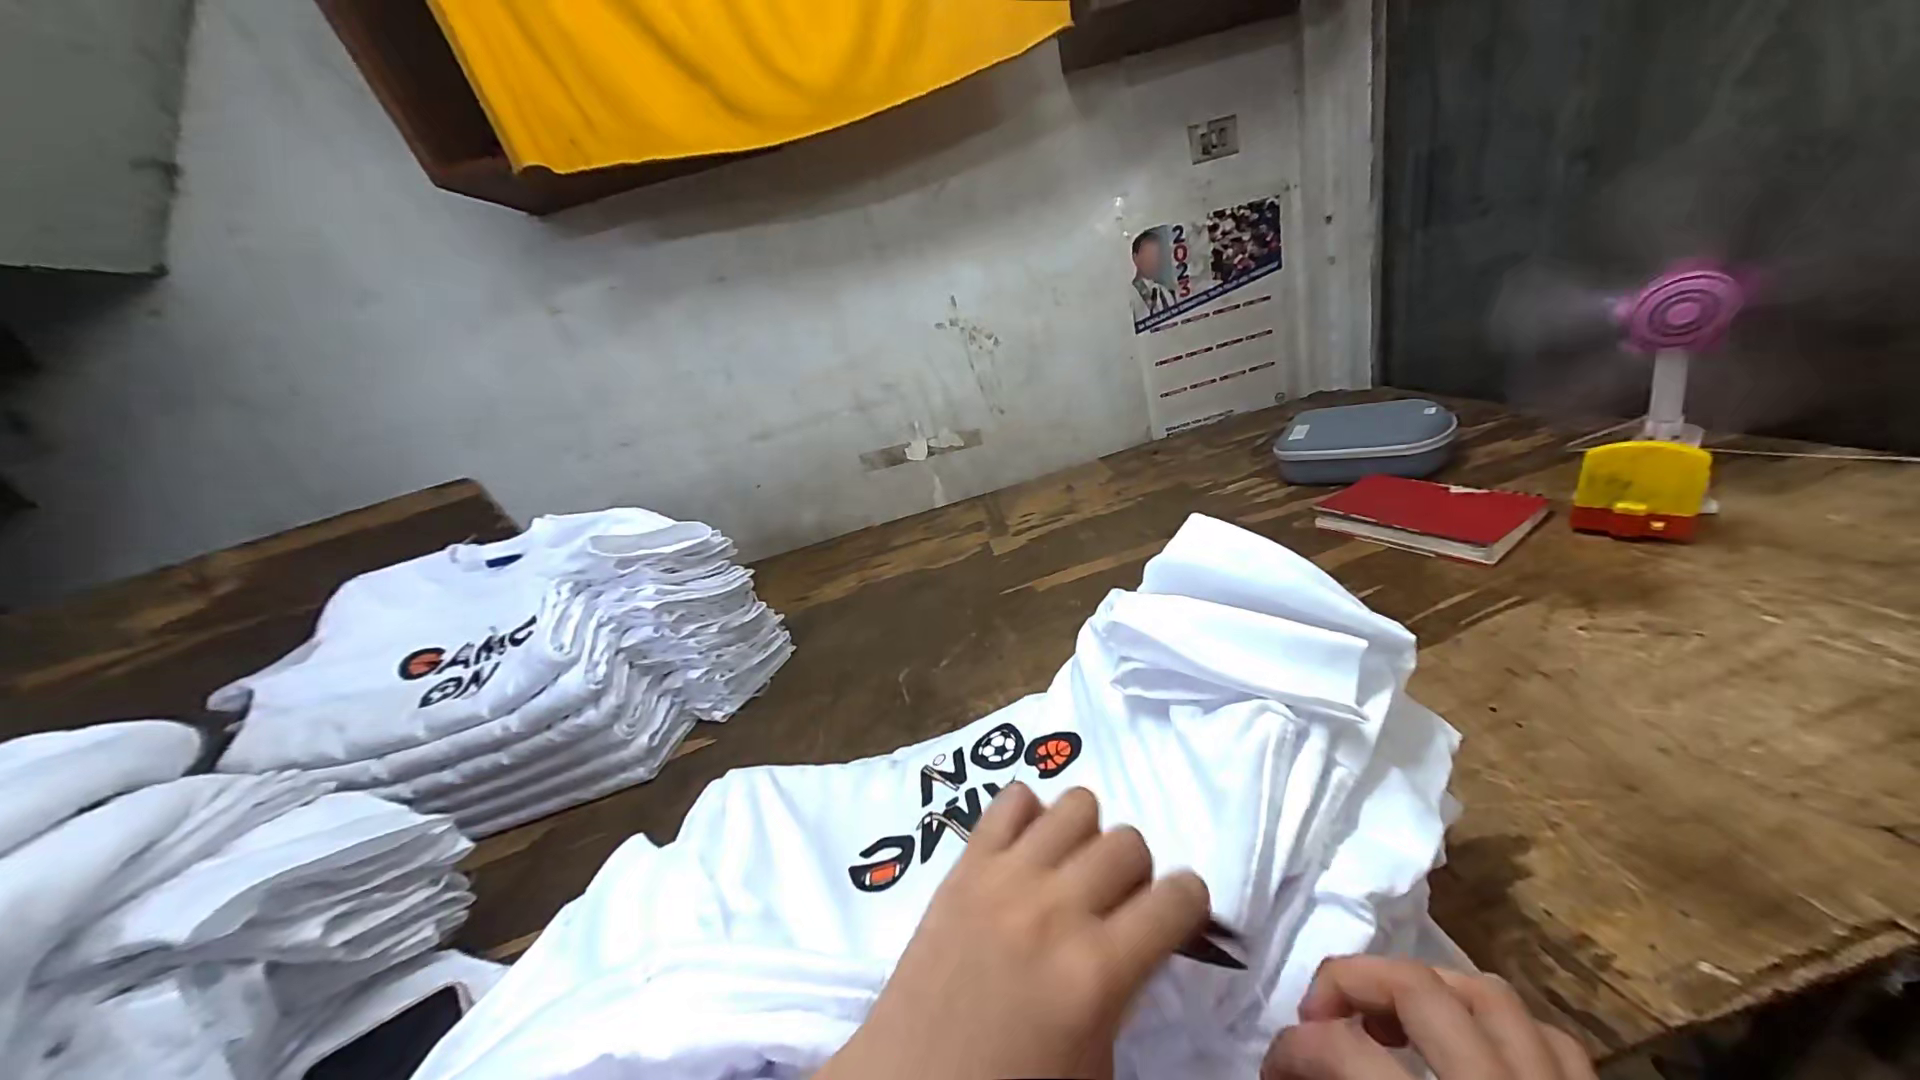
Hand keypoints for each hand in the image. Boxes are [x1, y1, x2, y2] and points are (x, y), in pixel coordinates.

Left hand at [816, 783, 1209, 1079]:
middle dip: (1136, 872)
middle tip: (1116, 904)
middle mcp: (1056, 908)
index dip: (1189, 903)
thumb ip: (1129, 987)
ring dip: (1087, 836)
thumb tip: (1147, 934)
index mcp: (1098, 972)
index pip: (1178, 897)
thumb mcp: (1098, 1061)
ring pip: (1078, 804)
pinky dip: (1030, 815)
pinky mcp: (965, 863)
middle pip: (1129, 841)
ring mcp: (1006, 876)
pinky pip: (1011, 800)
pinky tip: (1026, 853)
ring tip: (1070, 872)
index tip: (1177, 914)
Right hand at [1262, 956, 1596, 1079]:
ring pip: (1490, 994)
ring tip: (1388, 1020)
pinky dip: (1502, 1028)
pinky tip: (1469, 1046)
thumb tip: (1290, 1068)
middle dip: (1349, 984)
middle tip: (1317, 1016)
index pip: (1344, 1051)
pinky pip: (1554, 1041)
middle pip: (1418, 989)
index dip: (1291, 1050)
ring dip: (1425, 990)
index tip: (1271, 1067)